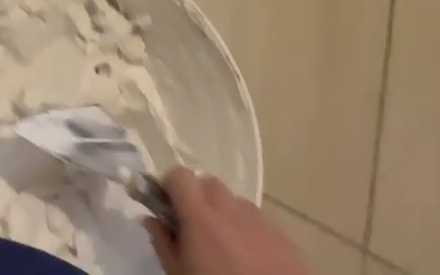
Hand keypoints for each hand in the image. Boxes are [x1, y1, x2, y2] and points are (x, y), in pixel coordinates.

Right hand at [145, 169, 309, 274]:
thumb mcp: (178, 273)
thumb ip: (162, 241)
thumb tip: (151, 219)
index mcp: (200, 216)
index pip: (179, 175)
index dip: (171, 186)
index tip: (169, 206)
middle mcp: (232, 210)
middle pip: (210, 184)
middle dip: (200, 198)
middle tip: (197, 226)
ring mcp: (263, 224)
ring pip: (238, 203)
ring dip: (228, 214)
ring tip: (229, 245)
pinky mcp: (287, 241)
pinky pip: (263, 224)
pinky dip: (254, 233)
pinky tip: (254, 260)